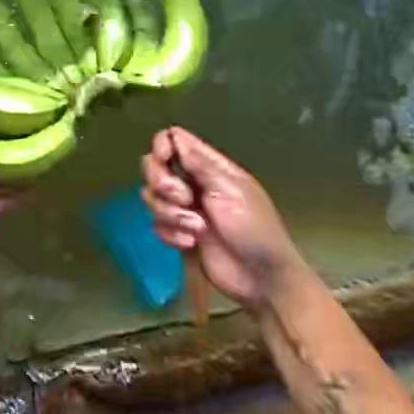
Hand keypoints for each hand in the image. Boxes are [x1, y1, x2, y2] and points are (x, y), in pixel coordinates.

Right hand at [141, 127, 305, 309]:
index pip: (175, 140)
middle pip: (155, 166)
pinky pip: (157, 225)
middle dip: (161, 182)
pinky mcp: (179, 233)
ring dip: (169, 213)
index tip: (163, 159)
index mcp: (210, 165)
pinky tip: (190, 243)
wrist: (260, 276)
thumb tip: (176, 136)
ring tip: (196, 228)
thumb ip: (201, 165)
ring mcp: (185, 209)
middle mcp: (193, 182)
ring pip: (153, 197)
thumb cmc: (253, 227)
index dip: (163, 145)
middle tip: (184, 199)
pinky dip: (171, 233)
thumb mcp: (230, 191)